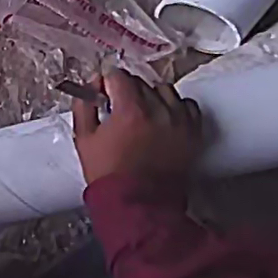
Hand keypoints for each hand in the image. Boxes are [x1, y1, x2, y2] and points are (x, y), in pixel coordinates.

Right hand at [71, 69, 202, 187]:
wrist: (138, 202)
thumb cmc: (108, 172)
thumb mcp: (84, 138)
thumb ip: (84, 107)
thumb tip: (90, 87)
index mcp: (129, 110)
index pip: (118, 76)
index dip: (106, 81)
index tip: (102, 92)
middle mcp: (158, 110)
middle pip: (140, 82)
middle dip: (125, 90)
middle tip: (117, 108)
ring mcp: (179, 120)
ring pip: (164, 90)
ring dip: (150, 96)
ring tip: (141, 113)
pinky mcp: (193, 131)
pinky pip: (186, 105)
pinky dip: (174, 107)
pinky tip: (162, 119)